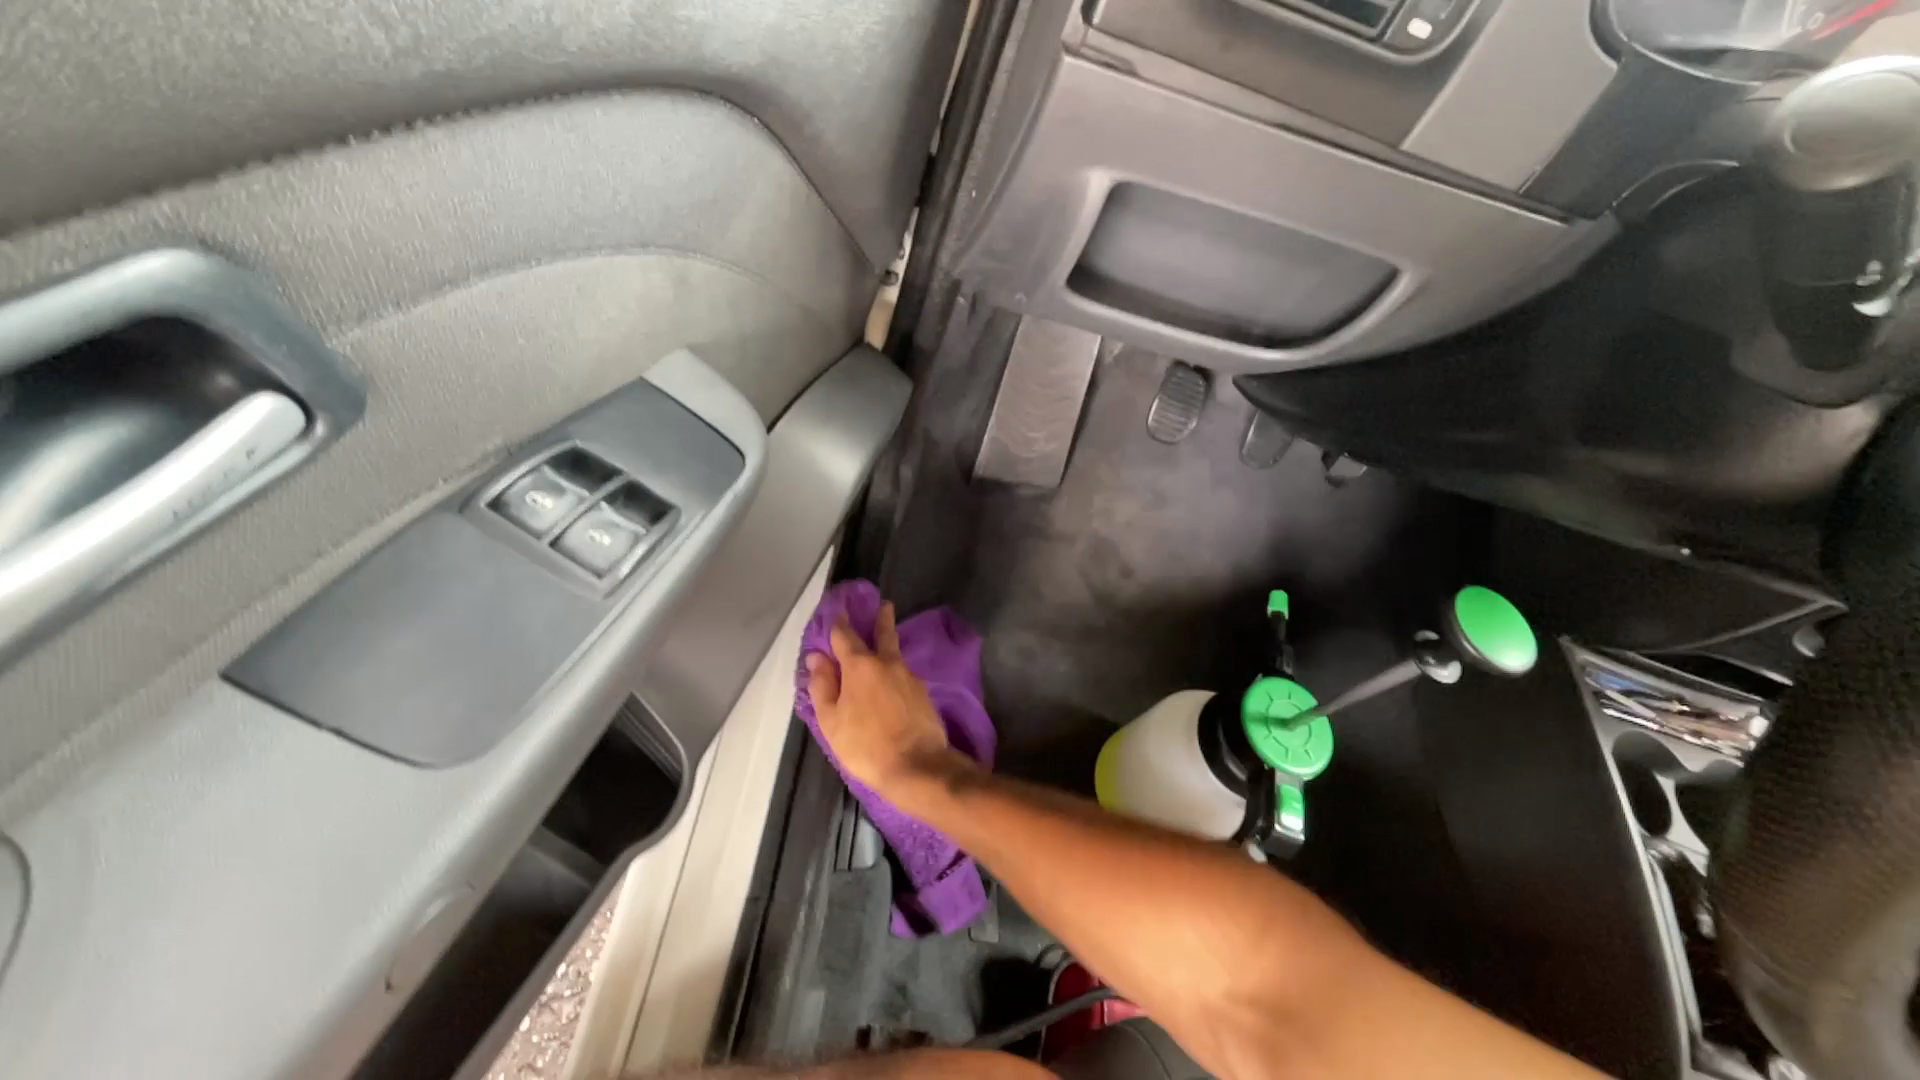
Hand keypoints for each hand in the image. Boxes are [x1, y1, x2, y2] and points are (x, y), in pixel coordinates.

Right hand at [806, 603, 967, 797]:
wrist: (917, 766)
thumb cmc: (865, 745)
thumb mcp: (831, 720)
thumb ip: (822, 686)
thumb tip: (817, 657)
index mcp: (860, 666)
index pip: (845, 637)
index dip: (839, 624)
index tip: (839, 612)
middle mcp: (888, 664)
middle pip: (883, 635)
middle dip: (881, 620)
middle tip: (885, 605)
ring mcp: (910, 678)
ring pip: (896, 656)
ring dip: (889, 647)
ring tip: (885, 646)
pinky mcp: (924, 694)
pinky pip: (905, 677)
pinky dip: (896, 674)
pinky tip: (894, 683)